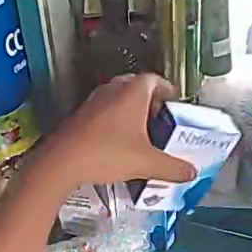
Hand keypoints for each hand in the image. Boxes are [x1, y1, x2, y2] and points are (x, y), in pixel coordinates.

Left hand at [38, 74, 196, 187]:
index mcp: (132, 93)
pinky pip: (102, 112)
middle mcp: (112, 91)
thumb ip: (172, 167)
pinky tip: (118, 143)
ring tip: (141, 132)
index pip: (154, 79)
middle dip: (149, 100)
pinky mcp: (79, 117)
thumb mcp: (146, 163)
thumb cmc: (106, 154)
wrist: (61, 163)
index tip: (174, 101)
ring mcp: (92, 103)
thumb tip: (190, 172)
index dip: (167, 88)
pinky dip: (114, 122)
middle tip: (159, 118)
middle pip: (135, 86)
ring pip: (117, 98)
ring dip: (130, 111)